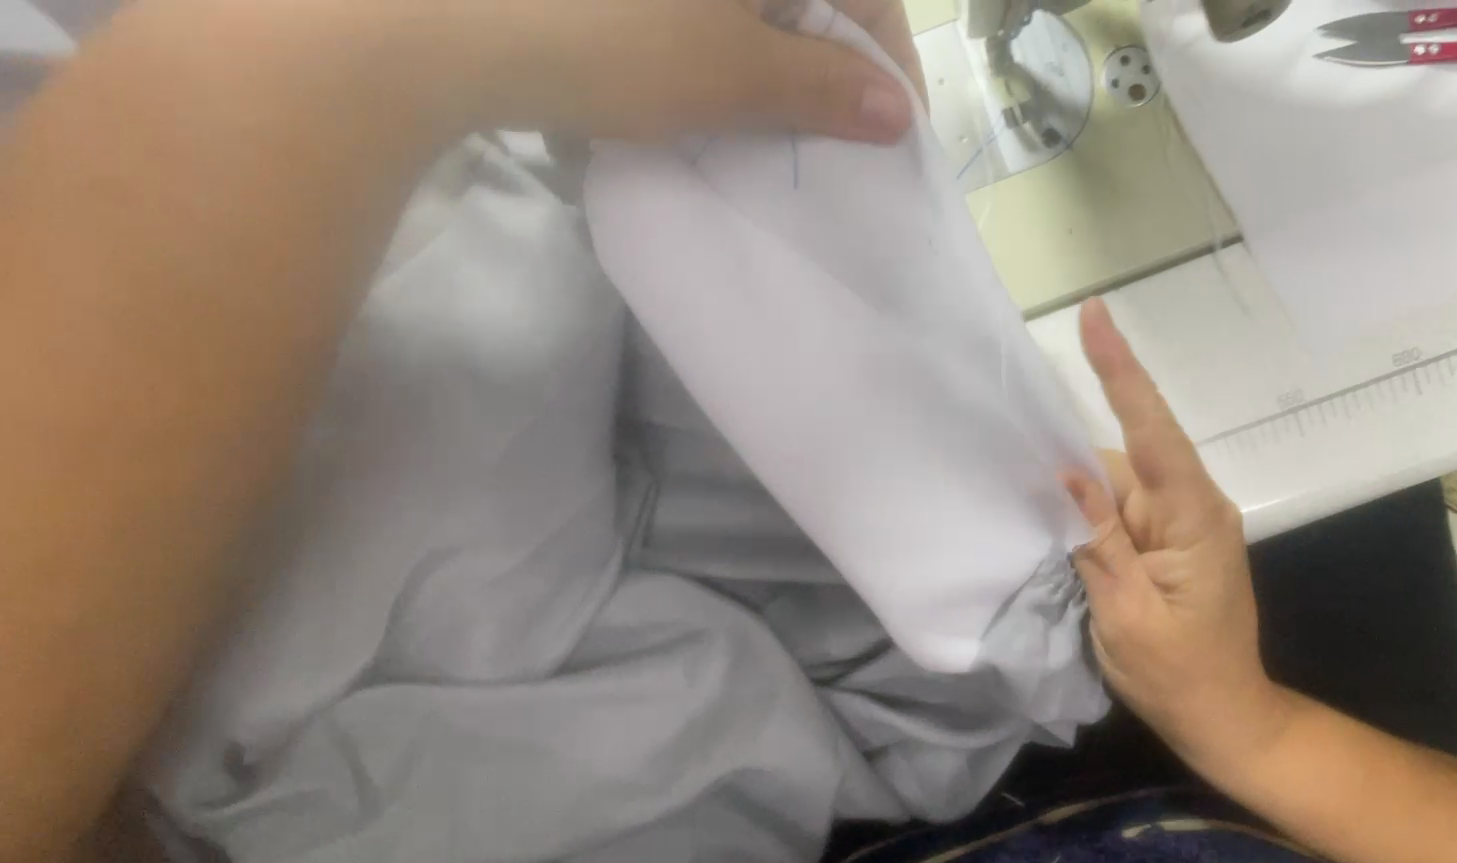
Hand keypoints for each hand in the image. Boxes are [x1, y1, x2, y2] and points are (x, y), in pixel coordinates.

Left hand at [463, 0, 922, 143]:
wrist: (437, 18)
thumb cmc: (608, 38)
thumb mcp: (733, 75)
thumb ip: (825, 90)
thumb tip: (897, 114)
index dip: (890, 60)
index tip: (895, 126)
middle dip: (835, 62)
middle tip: (839, 133)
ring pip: (761, 5)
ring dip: (780, 58)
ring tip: (778, 121)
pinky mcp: (644, 1)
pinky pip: (711, 13)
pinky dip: (727, 44)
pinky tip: (714, 86)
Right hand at [1066, 299, 1286, 771]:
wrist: (1223, 715)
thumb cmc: (1179, 676)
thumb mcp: (1126, 614)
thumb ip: (1097, 542)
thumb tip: (1066, 474)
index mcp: (1193, 518)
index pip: (1153, 432)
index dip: (1121, 372)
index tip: (1095, 317)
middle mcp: (1192, 506)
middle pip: (1125, 455)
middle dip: (1073, 463)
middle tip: (1020, 467)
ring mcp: (1180, 523)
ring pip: (1116, 484)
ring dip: (1076, 499)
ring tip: (1038, 521)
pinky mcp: (1166, 541)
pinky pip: (1119, 509)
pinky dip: (1087, 516)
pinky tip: (1057, 529)